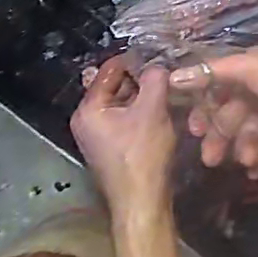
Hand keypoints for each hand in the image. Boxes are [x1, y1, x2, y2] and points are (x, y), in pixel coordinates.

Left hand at [70, 56, 176, 218]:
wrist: (142, 202)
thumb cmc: (143, 154)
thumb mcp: (152, 108)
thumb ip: (154, 78)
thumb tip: (158, 63)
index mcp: (89, 108)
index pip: (110, 69)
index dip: (135, 59)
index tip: (160, 54)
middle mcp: (87, 119)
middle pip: (115, 84)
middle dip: (141, 77)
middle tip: (167, 71)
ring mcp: (98, 134)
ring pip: (124, 101)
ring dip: (144, 94)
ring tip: (169, 87)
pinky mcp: (112, 146)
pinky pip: (126, 117)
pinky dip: (143, 110)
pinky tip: (163, 108)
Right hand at [168, 45, 257, 177]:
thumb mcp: (252, 69)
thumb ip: (215, 72)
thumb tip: (174, 76)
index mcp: (247, 65)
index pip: (214, 84)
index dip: (202, 105)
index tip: (192, 128)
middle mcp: (255, 84)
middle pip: (226, 111)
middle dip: (219, 133)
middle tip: (211, 157)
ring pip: (243, 129)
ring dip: (240, 146)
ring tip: (244, 161)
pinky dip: (257, 154)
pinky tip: (255, 167)